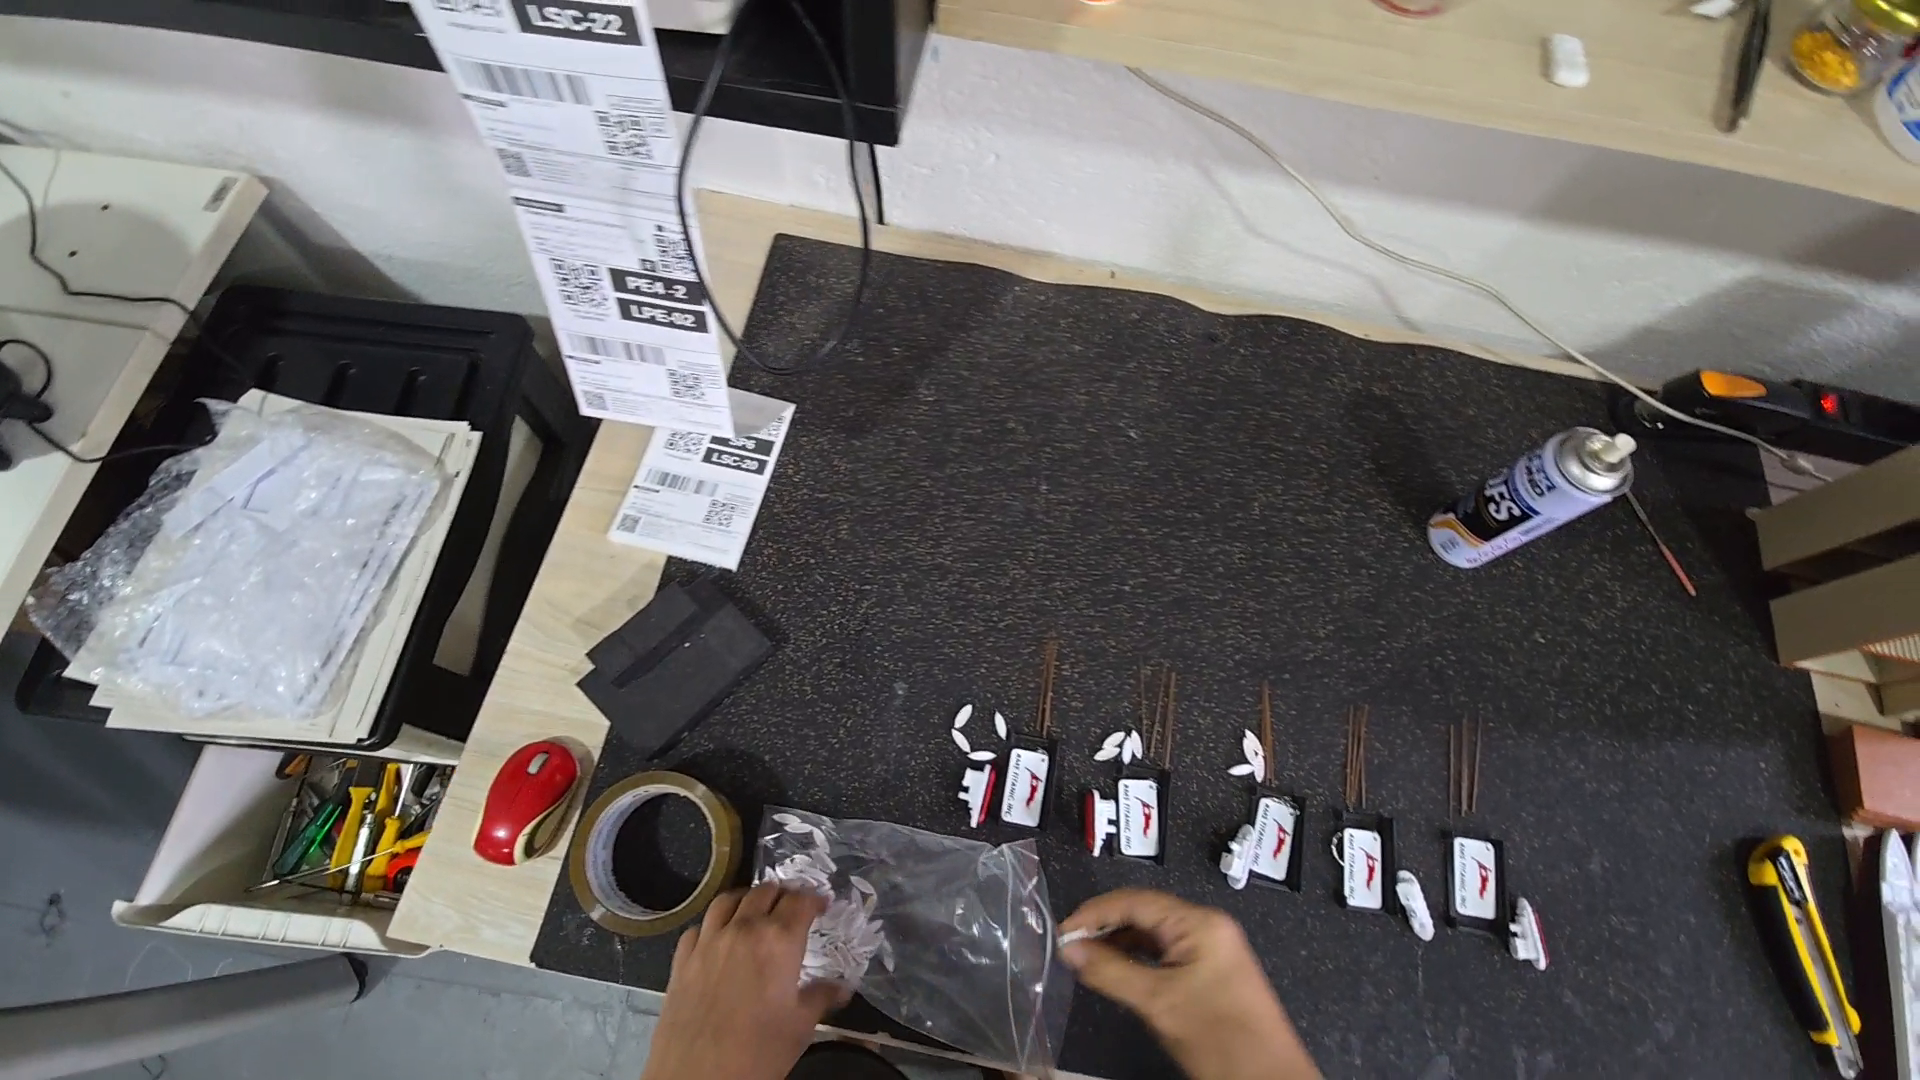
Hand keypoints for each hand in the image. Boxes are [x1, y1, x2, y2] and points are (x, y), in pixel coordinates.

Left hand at [641, 884, 848, 1079]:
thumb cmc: (756, 1055)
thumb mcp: (800, 1027)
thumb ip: (821, 998)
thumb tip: (842, 988)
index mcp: (779, 941)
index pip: (801, 901)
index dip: (815, 899)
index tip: (822, 905)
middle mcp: (744, 929)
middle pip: (765, 892)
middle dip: (783, 894)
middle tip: (792, 907)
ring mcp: (709, 942)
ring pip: (728, 900)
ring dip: (747, 899)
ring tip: (755, 910)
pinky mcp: (682, 960)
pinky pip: (699, 926)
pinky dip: (712, 924)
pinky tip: (718, 937)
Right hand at [1059, 889, 1318, 1079]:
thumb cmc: (1218, 1039)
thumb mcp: (1158, 1004)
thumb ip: (1110, 972)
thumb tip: (1069, 949)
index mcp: (1198, 921)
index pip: (1135, 901)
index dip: (1095, 913)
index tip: (1062, 931)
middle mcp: (1206, 925)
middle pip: (1144, 913)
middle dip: (1106, 927)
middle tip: (1070, 946)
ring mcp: (1211, 947)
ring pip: (1154, 933)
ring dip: (1119, 943)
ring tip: (1086, 958)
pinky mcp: (1211, 970)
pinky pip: (1166, 952)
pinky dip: (1138, 958)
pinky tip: (1116, 971)